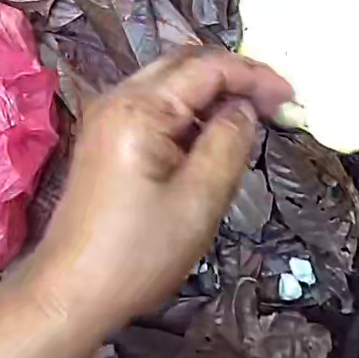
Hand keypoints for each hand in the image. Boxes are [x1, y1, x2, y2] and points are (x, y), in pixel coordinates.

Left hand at [28, 47, 292, 331]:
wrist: (70, 293)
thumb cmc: (138, 252)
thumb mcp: (200, 199)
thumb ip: (229, 142)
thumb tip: (245, 107)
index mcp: (139, 109)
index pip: (207, 69)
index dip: (253, 75)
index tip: (288, 95)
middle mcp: (117, 98)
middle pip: (184, 64)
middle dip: (233, 74)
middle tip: (273, 99)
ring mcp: (106, 115)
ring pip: (169, 81)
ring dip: (212, 89)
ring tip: (250, 113)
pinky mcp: (105, 136)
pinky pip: (154, 104)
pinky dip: (189, 108)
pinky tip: (211, 131)